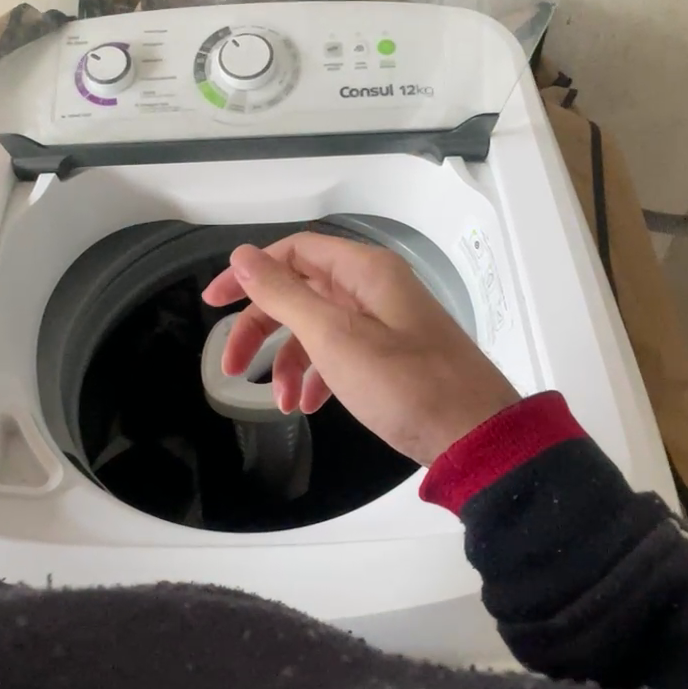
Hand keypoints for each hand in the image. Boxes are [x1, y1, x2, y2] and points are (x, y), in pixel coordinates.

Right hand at [201, 233, 520, 466]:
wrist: (474, 436)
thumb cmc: (402, 383)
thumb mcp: (333, 337)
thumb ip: (284, 293)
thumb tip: (242, 255)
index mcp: (364, 270)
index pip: (293, 252)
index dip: (249, 273)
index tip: (213, 304)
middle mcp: (374, 288)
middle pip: (301, 292)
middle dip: (262, 329)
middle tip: (231, 367)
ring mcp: (385, 322)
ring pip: (318, 327)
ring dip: (289, 361)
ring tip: (280, 403)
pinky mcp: (392, 355)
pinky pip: (341, 352)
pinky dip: (318, 375)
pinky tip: (308, 405)